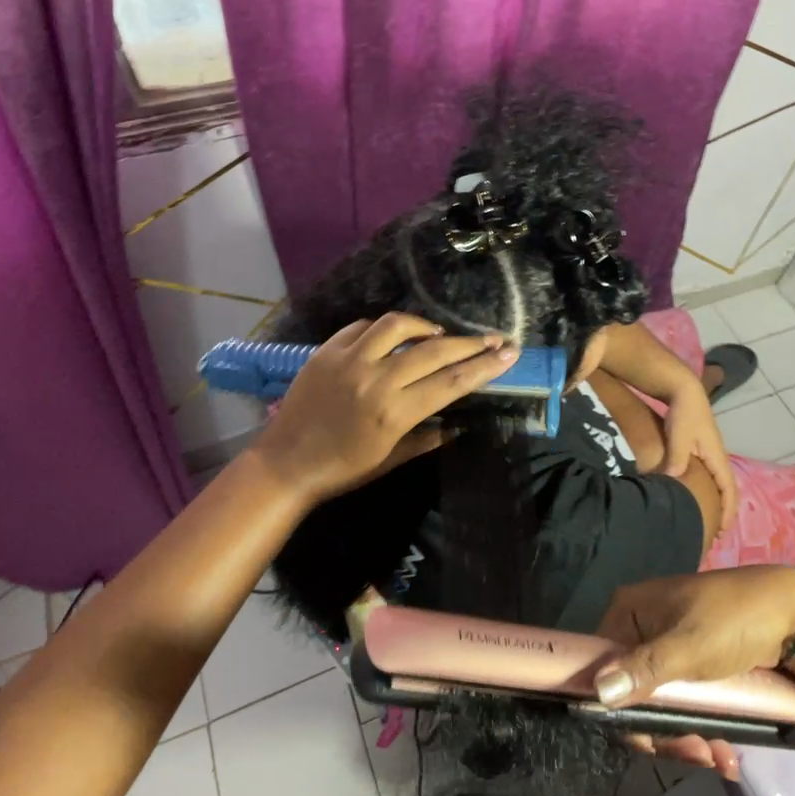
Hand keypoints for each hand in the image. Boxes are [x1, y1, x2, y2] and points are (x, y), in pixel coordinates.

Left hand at [248, 314, 517, 506]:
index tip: (509, 353)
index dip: (484, 367)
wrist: (285, 464)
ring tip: (439, 336)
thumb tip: (458, 425)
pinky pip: (363, 326)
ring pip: (398, 325)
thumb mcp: (390, 460)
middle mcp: (375, 380)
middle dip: (470, 343)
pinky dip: (384, 328)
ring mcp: (348, 361)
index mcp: (394, 413)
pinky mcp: (326, 350)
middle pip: (434, 351)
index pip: (451, 383)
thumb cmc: (342, 470)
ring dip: (426, 327)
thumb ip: (427, 438)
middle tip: (493, 338)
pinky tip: (395, 338)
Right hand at [592, 567, 794, 779]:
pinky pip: (684, 704)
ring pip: (660, 704)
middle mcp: (642, 629)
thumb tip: (597, 693)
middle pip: (631, 691)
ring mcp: (669, 648)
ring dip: (686, 736)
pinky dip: (701, 729)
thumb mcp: (688, 646)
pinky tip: (724, 753)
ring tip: (718, 756)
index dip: (616, 707)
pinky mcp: (694, 666)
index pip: (602, 665)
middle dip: (662, 730)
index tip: (647, 740)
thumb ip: (644, 670)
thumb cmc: (734, 620)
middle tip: (695, 752)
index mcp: (630, 612)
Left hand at [660, 387, 737, 532]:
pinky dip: (710, 491)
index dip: (727, 512)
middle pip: (728, 490)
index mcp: (717, 458)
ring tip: (708, 520)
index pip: (728, 490)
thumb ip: (677, 459)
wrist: (684, 392)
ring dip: (718, 502)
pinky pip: (711, 476)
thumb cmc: (683, 415)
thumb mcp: (679, 437)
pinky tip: (697, 496)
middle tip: (715, 534)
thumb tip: (672, 481)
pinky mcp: (702, 450)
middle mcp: (718, 458)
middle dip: (725, 512)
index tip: (721, 531)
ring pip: (720, 483)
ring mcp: (711, 454)